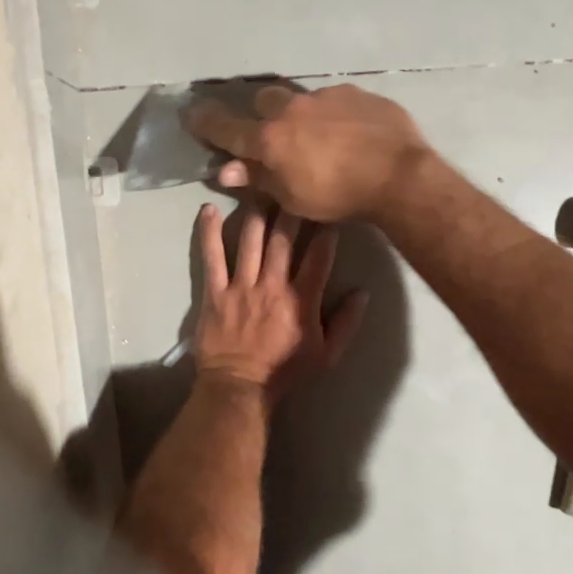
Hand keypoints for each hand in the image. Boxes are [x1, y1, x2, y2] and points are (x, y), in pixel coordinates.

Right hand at [184, 84, 435, 222]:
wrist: (397, 175)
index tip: (192, 115)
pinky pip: (337, 101)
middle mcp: (293, 108)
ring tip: (320, 139)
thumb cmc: (338, 197)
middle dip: (262, 114)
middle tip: (271, 134)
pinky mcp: (358, 94)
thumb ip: (258, 179)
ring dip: (302, 115)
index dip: (207, 122)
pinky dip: (335, 116)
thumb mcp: (292, 198)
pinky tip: (350, 135)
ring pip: (303, 99)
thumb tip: (224, 170)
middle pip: (265, 101)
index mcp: (270, 138)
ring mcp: (327, 96)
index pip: (227, 127)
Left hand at [194, 202, 366, 397]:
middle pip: (283, 239)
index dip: (326, 231)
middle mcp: (272, 285)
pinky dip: (209, 232)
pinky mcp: (215, 292)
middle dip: (291, 209)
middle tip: (293, 185)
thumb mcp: (327, 355)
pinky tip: (210, 209)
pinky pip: (212, 257)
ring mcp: (241, 287)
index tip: (329, 210)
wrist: (240, 388)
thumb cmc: (285, 372)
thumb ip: (346, 323)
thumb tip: (363, 293)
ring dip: (256, 211)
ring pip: (250, 240)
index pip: (319, 256)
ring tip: (258, 187)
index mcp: (301, 299)